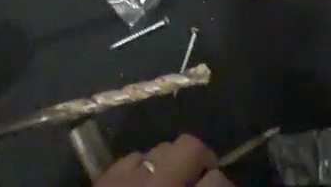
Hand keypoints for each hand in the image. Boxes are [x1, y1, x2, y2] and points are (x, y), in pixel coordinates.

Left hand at [93, 134, 231, 186]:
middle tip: (203, 180)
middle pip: (191, 147)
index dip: (225, 184)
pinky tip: (142, 183)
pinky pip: (132, 159)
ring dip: (171, 162)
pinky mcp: (105, 176)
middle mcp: (159, 181)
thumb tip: (215, 180)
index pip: (218, 181)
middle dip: (203, 160)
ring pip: (161, 148)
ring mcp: (128, 175)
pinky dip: (142, 168)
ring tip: (173, 180)